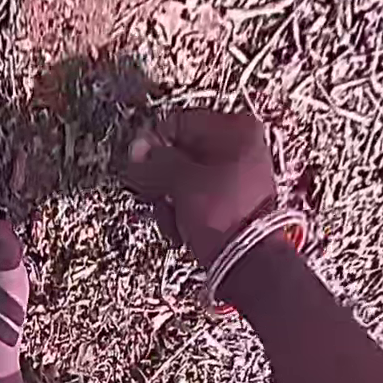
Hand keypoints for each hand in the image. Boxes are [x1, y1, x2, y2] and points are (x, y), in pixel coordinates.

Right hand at [121, 110, 276, 267]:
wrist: (246, 259)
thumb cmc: (223, 215)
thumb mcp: (185, 183)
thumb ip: (158, 162)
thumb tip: (136, 148)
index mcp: (233, 130)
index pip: (178, 123)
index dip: (153, 147)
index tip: (138, 169)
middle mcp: (234, 147)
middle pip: (176, 156)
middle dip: (160, 183)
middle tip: (157, 200)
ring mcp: (228, 176)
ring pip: (178, 181)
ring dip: (167, 204)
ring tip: (174, 222)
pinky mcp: (222, 201)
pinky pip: (188, 200)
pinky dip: (179, 215)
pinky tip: (182, 229)